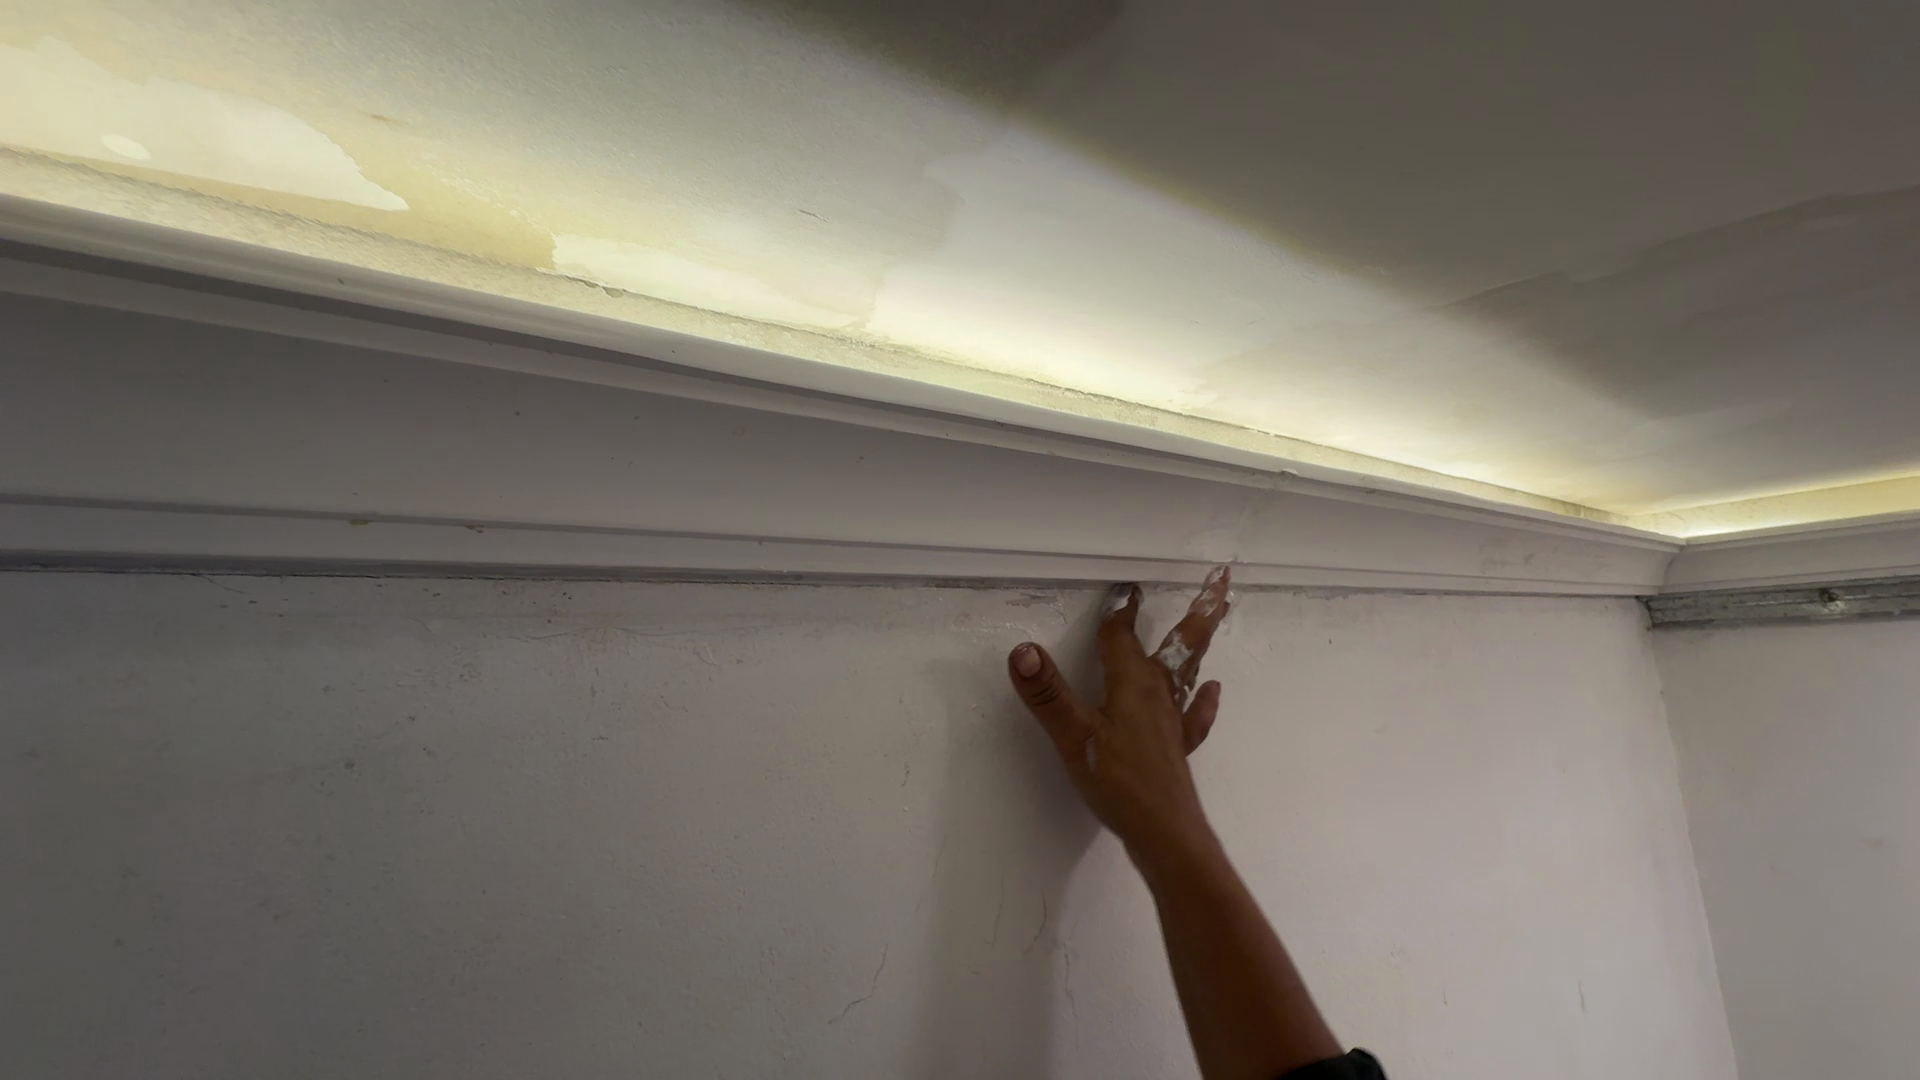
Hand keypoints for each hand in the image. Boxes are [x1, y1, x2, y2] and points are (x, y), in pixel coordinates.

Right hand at [1007, 567, 1233, 857]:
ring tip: (1216, 615)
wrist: (1166, 835)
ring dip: (1200, 640)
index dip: (1121, 611)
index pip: (1123, 636)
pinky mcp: (1176, 746)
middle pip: (1181, 642)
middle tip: (1223, 577)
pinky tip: (1212, 690)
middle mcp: (1157, 693)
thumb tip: (1022, 649)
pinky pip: (1193, 712)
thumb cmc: (1120, 781)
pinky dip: (1202, 698)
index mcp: (1132, 683)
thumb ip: (1048, 693)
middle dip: (1199, 609)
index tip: (1126, 587)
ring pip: (1188, 669)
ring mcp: (1172, 719)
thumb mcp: (1074, 736)